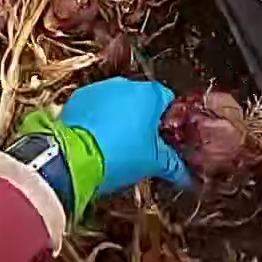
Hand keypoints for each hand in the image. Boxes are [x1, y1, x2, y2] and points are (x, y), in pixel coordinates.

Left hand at [60, 77, 193, 194]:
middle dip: (141, 119)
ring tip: (113, 145)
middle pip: (141, 99)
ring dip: (117, 117)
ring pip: (116, 101)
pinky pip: (93, 105)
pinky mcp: (78, 96)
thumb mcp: (152, 162)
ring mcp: (101, 88)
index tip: (161, 139)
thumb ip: (172, 165)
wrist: (73, 157)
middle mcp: (126, 84)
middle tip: (138, 145)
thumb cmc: (121, 155)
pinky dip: (95, 118)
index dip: (166, 120)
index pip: (167, 99)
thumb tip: (187, 177)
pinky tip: (93, 140)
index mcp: (150, 94)